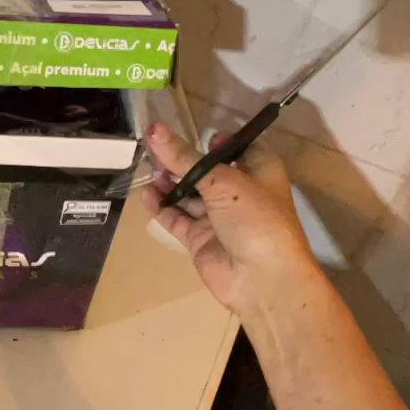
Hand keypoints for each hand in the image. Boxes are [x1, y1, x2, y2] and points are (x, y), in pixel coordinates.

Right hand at [142, 123, 321, 319]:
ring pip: (189, 195)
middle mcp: (240, 193)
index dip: (221, 141)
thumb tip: (154, 129)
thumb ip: (184, 158)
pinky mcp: (200, 239)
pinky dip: (162, 207)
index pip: (241, 148)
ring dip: (169, 182)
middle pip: (207, 171)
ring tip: (146, 168)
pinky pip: (178, 218)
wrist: (263, 279)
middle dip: (183, 160)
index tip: (198, 136)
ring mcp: (219, 218)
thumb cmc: (256, 219)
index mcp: (259, 171)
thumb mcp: (222, 181)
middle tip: (154, 148)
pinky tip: (146, 194)